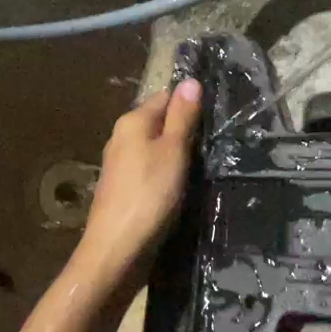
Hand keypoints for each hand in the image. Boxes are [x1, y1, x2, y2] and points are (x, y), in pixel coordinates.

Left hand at [71, 78, 203, 287]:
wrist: (115, 251)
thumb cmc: (148, 196)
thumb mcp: (173, 152)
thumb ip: (182, 117)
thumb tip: (190, 80)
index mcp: (132, 121)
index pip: (165, 97)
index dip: (189, 105)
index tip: (214, 119)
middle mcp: (121, 137)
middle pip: (159, 123)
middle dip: (184, 132)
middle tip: (213, 146)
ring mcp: (120, 165)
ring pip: (154, 150)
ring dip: (176, 158)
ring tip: (202, 170)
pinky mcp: (123, 190)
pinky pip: (149, 172)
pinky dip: (165, 177)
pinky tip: (180, 191)